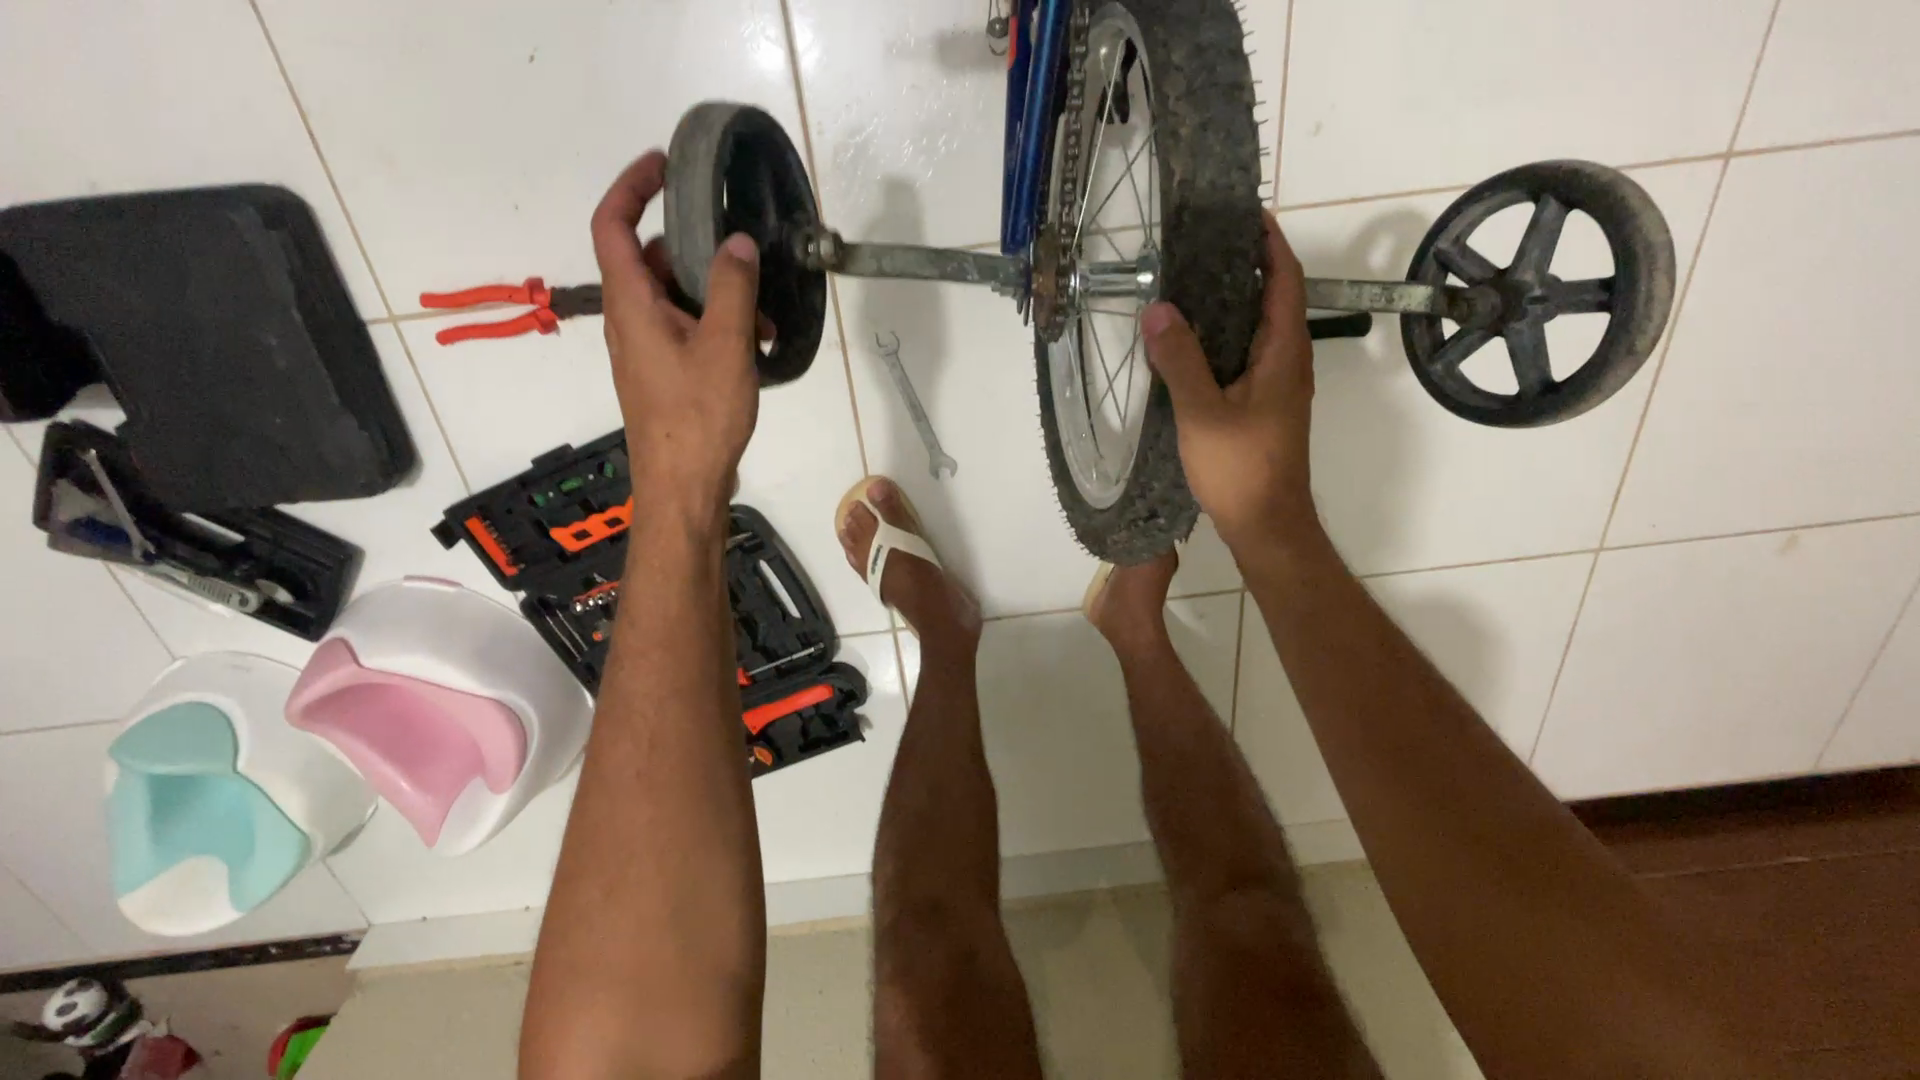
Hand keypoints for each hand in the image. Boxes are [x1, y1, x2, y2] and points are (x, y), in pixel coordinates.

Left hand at [591, 150, 761, 526]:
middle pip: (653, 259)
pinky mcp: (663, 372)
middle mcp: (629, 319)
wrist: (682, 486)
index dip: (632, 186)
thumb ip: (733, 288)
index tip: (666, 164)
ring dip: (717, 295)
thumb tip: (737, 242)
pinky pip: (685, 329)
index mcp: (631, 303)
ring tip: (762, 316)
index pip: (613, 225)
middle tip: (743, 254)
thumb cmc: (698, 416)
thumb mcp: (725, 346)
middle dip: (699, 251)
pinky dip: (716, 325)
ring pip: (675, 297)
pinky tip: (754, 346)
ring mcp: (646, 348)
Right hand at [1143, 210, 1322, 553]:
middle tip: (1207, 242)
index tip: (1248, 214)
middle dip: (1249, 266)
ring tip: (1194, 281)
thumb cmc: (1241, 466)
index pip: (1284, 282)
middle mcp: (1288, 362)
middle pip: (1275, 300)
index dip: (1270, 245)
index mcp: (1283, 354)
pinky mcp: (1264, 406)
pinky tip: (1194, 341)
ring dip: (1237, 301)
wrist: (1266, 523)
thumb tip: (1158, 309)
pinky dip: (1227, 335)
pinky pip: (1248, 355)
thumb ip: (1180, 360)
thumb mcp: (1203, 411)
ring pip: (1261, 329)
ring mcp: (1279, 386)